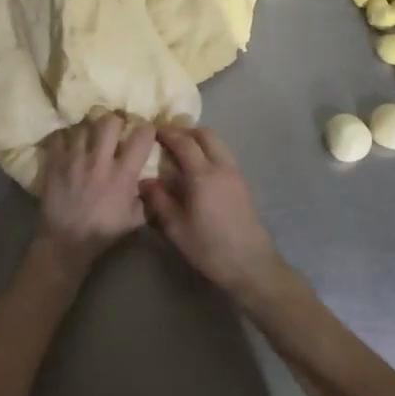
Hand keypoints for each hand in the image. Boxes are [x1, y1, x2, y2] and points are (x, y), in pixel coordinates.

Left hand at [34, 113, 156, 275]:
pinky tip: (69, 144)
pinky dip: (65, 137)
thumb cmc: (103, 232)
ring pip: (83, 126)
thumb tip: (154, 179)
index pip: (141, 136)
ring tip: (90, 136)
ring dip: (89, 129)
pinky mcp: (55, 162)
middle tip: (115, 130)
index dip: (146, 129)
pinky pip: (59, 137)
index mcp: (123, 174)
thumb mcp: (135, 219)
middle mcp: (100, 161)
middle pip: (109, 121)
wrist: (66, 241)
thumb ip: (148, 197)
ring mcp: (74, 159)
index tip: (145, 132)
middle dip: (115, 121)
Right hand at [140, 126, 290, 299]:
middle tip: (166, 138)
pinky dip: (208, 151)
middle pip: (205, 134)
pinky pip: (223, 155)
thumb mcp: (176, 228)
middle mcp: (222, 167)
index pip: (183, 142)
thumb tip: (144, 182)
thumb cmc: (210, 248)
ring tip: (180, 152)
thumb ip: (159, 201)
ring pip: (217, 143)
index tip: (151, 131)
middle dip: (184, 131)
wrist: (251, 265)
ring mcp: (236, 174)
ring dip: (198, 140)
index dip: (166, 133)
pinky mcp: (242, 184)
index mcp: (203, 176)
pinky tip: (196, 169)